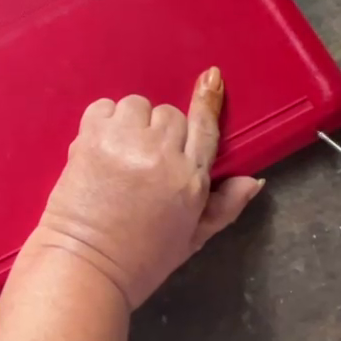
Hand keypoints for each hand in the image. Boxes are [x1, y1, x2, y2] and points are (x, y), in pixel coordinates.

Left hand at [26, 68, 264, 310]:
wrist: (86, 263)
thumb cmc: (142, 257)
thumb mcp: (192, 238)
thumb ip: (224, 206)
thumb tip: (253, 180)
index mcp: (191, 179)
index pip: (205, 127)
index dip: (208, 100)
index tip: (211, 77)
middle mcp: (162, 153)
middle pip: (169, 115)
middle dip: (160, 132)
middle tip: (144, 159)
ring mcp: (125, 140)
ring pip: (136, 106)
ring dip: (130, 123)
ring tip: (120, 153)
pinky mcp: (92, 134)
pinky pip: (104, 106)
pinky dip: (103, 119)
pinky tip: (100, 145)